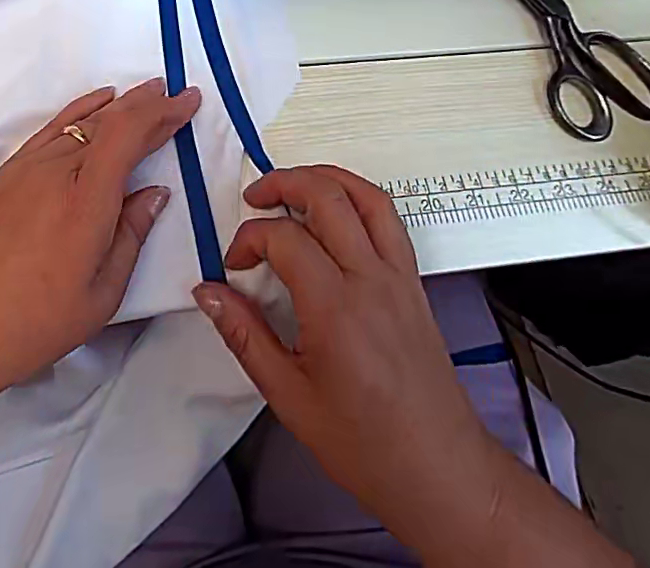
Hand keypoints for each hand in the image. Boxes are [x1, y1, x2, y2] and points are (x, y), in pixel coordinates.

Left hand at [0, 78, 200, 409]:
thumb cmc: (31, 324)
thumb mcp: (99, 295)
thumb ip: (130, 235)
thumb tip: (153, 194)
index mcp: (86, 200)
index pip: (129, 134)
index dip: (162, 111)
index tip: (188, 100)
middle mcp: (55, 171)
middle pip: (109, 121)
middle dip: (148, 104)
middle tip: (177, 94)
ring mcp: (25, 168)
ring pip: (81, 121)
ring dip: (118, 104)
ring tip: (146, 93)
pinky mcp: (5, 173)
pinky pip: (51, 129)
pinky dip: (79, 110)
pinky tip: (94, 104)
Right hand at [192, 165, 488, 520]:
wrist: (441, 471)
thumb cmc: (366, 443)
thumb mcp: (288, 395)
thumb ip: (243, 334)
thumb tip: (208, 293)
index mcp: (337, 309)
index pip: (284, 238)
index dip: (249, 240)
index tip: (235, 265)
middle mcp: (372, 280)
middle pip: (327, 196)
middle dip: (281, 183)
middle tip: (254, 199)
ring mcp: (399, 276)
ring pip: (365, 196)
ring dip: (323, 177)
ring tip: (292, 186)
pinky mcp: (413, 281)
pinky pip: (388, 218)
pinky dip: (356, 197)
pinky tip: (335, 210)